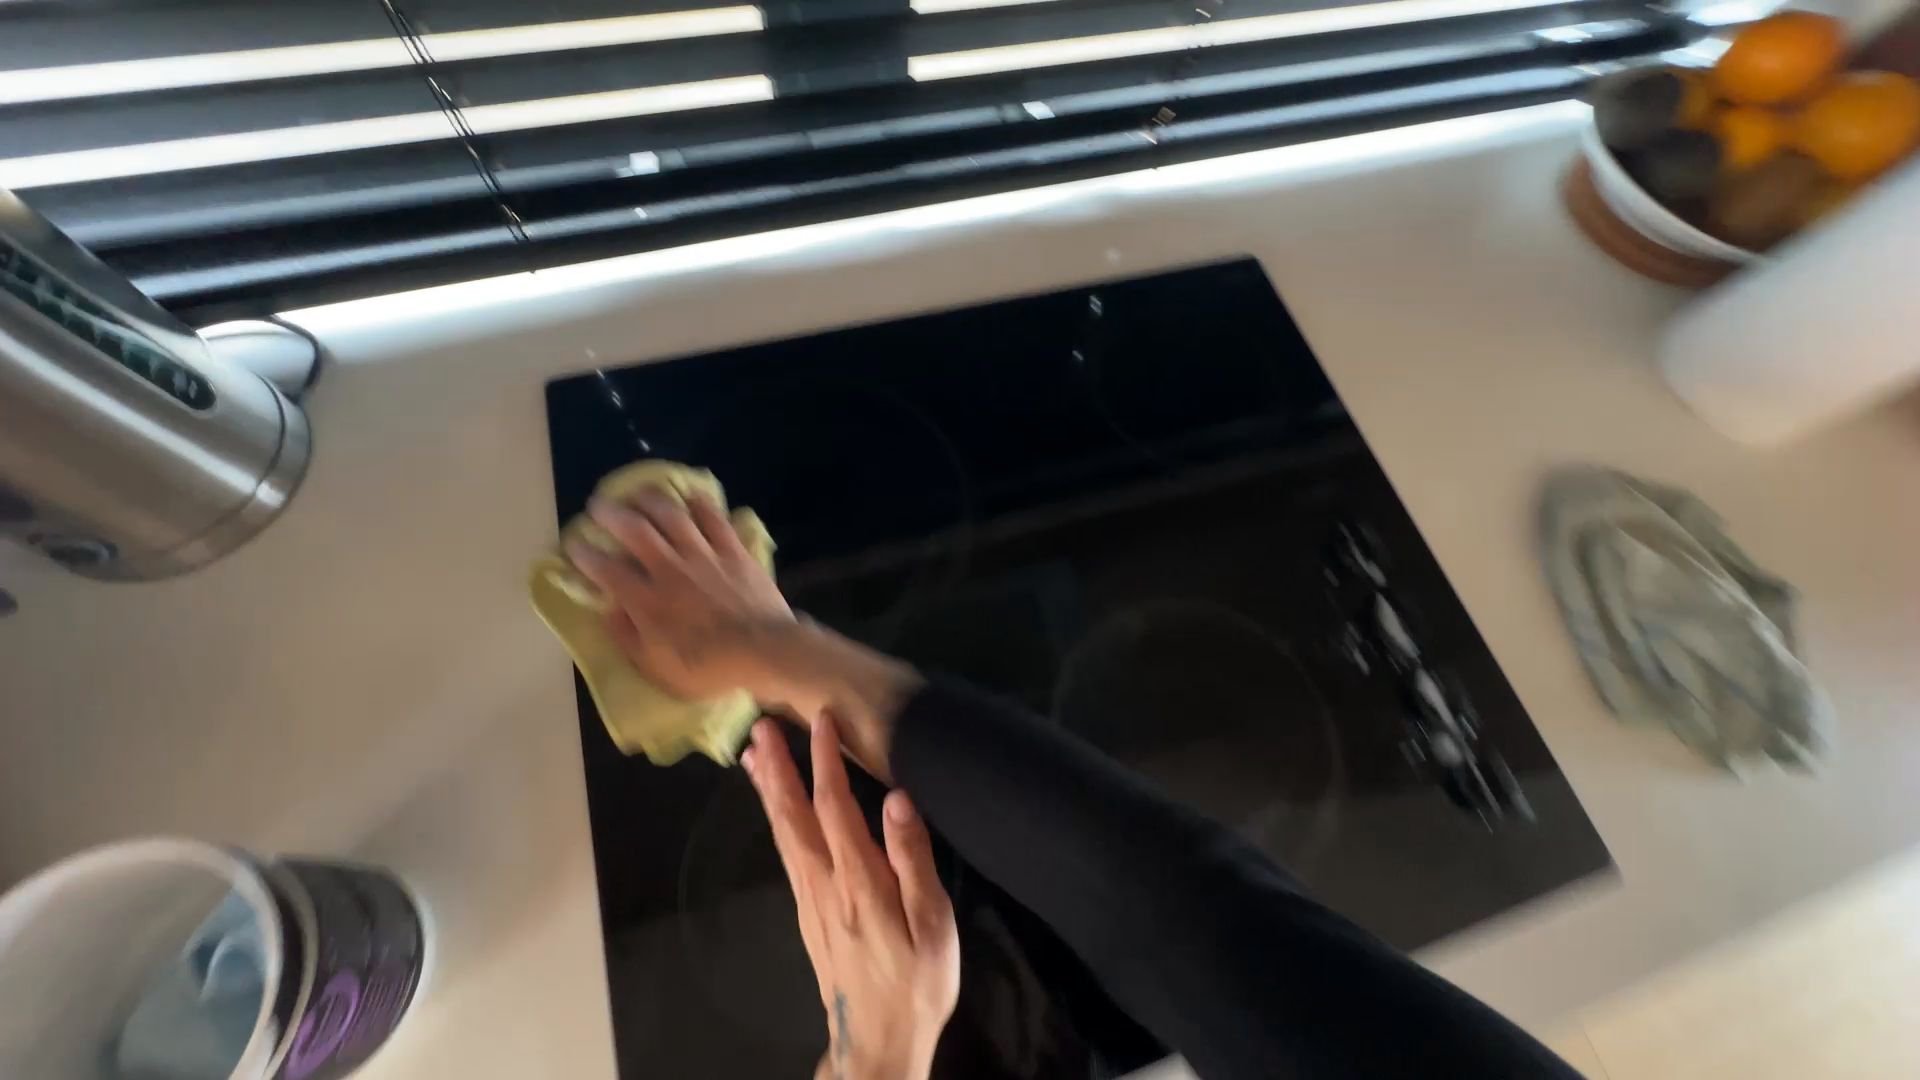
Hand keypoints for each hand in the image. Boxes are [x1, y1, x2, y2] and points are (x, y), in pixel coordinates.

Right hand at [564, 489, 795, 702]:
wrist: (765, 650)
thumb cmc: (710, 667)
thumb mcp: (658, 668)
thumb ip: (629, 639)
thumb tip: (611, 612)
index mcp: (647, 601)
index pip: (606, 570)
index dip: (585, 555)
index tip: (573, 544)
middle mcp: (671, 570)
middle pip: (635, 531)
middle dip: (611, 514)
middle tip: (598, 505)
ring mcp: (705, 557)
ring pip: (673, 517)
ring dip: (651, 501)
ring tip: (638, 493)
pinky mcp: (734, 552)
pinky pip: (715, 520)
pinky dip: (702, 505)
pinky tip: (691, 496)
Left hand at [743, 716, 959, 1079]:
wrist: (879, 1043)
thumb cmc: (917, 979)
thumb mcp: (933, 922)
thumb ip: (913, 859)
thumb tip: (898, 799)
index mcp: (858, 879)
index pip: (835, 806)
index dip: (825, 760)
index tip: (822, 720)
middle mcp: (824, 882)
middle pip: (794, 815)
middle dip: (778, 767)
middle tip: (761, 726)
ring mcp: (810, 898)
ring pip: (783, 832)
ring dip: (768, 789)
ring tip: (753, 754)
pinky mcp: (807, 911)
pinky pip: (786, 851)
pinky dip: (775, 819)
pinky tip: (775, 807)